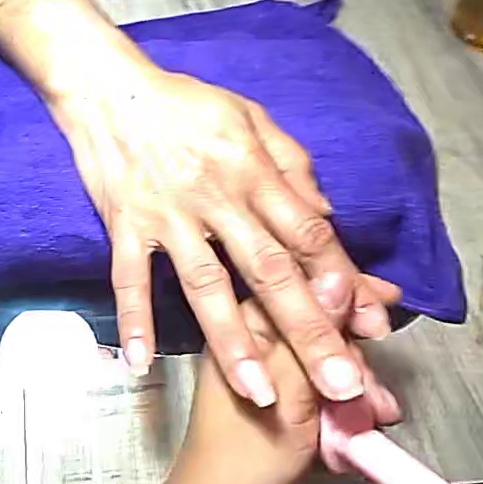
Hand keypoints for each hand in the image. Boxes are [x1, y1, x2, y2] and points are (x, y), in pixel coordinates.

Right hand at [51, 61, 398, 408]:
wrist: (109, 90)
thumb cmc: (182, 102)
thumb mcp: (249, 116)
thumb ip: (290, 164)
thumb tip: (324, 213)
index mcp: (252, 170)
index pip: (307, 232)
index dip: (343, 280)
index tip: (373, 327)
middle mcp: (214, 198)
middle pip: (268, 270)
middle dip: (308, 329)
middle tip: (341, 384)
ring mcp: (165, 215)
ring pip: (204, 283)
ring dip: (231, 340)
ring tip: (258, 393)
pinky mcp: (124, 224)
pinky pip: (128, 277)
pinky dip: (133, 319)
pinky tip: (138, 362)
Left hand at [164, 298, 404, 483]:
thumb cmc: (245, 453)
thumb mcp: (287, 389)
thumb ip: (310, 335)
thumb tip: (332, 273)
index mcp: (240, 330)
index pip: (293, 290)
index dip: (341, 294)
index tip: (384, 302)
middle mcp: (254, 347)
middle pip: (318, 329)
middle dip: (356, 357)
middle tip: (379, 392)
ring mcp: (272, 378)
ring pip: (328, 365)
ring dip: (359, 390)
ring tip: (378, 418)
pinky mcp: (287, 408)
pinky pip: (326, 394)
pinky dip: (349, 411)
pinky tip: (367, 432)